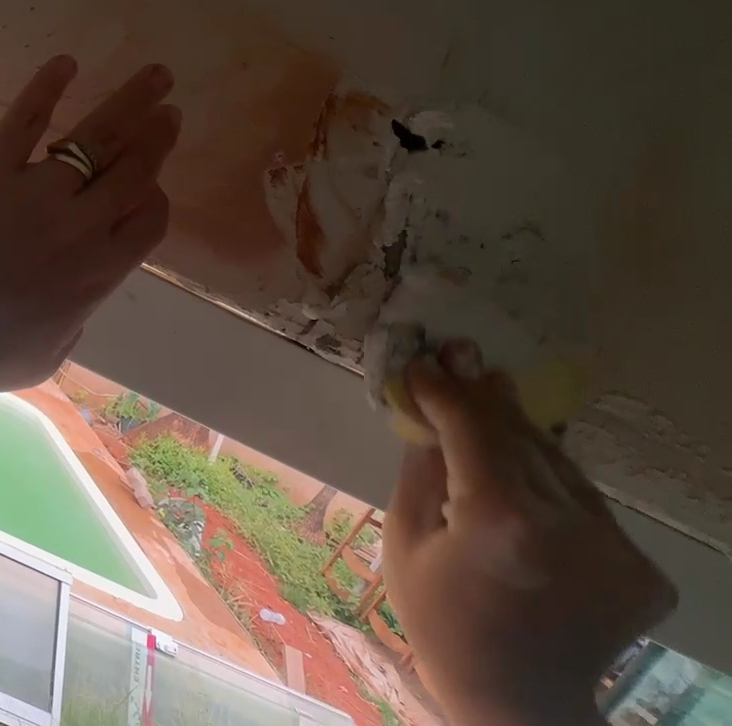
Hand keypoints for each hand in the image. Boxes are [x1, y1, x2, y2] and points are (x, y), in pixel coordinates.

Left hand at [0, 56, 180, 392]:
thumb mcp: (45, 356)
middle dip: (156, 139)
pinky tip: (65, 63)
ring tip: (154, 77)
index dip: (154, 198)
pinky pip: (25, 119)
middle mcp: (81, 224)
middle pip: (133, 171)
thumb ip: (69, 328)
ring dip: (129, 104)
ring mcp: (37, 190)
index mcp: (99, 273)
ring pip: (96, 138)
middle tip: (169, 114)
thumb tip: (74, 313)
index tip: (152, 185)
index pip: (147, 222)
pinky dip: (45, 88)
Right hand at [385, 343, 676, 725]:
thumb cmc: (437, 612)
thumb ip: (421, 470)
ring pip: (558, 465)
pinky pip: (583, 500)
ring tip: (488, 387)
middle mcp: (570, 528)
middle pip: (521, 441)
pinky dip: (548, 472)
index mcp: (502, 523)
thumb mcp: (405, 535)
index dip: (446, 393)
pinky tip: (519, 452)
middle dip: (484, 397)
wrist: (516, 692)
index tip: (422, 362)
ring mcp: (616, 549)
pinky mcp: (640, 566)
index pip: (474, 434)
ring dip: (518, 428)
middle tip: (459, 354)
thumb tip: (425, 414)